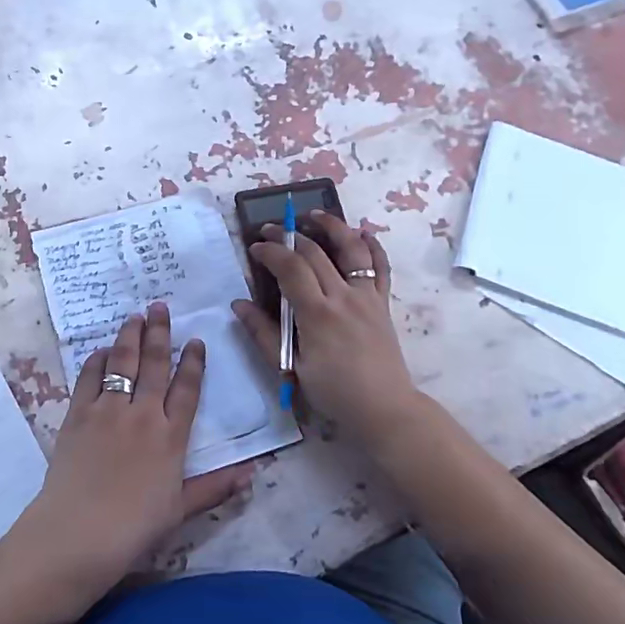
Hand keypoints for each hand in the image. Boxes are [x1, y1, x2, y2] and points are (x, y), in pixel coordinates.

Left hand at [15, 303, 251, 585]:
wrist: (78, 533)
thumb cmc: (134, 527)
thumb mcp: (180, 510)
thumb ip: (215, 487)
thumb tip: (254, 473)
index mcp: (170, 436)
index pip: (187, 389)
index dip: (193, 363)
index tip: (195, 341)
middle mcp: (142, 415)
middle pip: (153, 364)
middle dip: (159, 333)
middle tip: (160, 306)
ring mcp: (108, 411)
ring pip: (122, 363)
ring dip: (129, 336)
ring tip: (134, 315)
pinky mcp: (78, 414)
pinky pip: (89, 378)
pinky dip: (97, 361)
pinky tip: (102, 351)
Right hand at [233, 212, 425, 439]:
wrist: (385, 408)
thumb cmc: (334, 392)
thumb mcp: (291, 368)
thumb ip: (264, 334)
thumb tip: (239, 305)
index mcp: (317, 313)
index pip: (290, 267)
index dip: (270, 252)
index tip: (255, 248)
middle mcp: (343, 297)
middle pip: (315, 253)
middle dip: (289, 236)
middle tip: (271, 230)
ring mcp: (367, 297)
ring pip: (351, 249)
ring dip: (333, 227)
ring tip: (315, 215)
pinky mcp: (382, 303)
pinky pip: (380, 267)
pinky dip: (372, 246)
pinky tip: (362, 234)